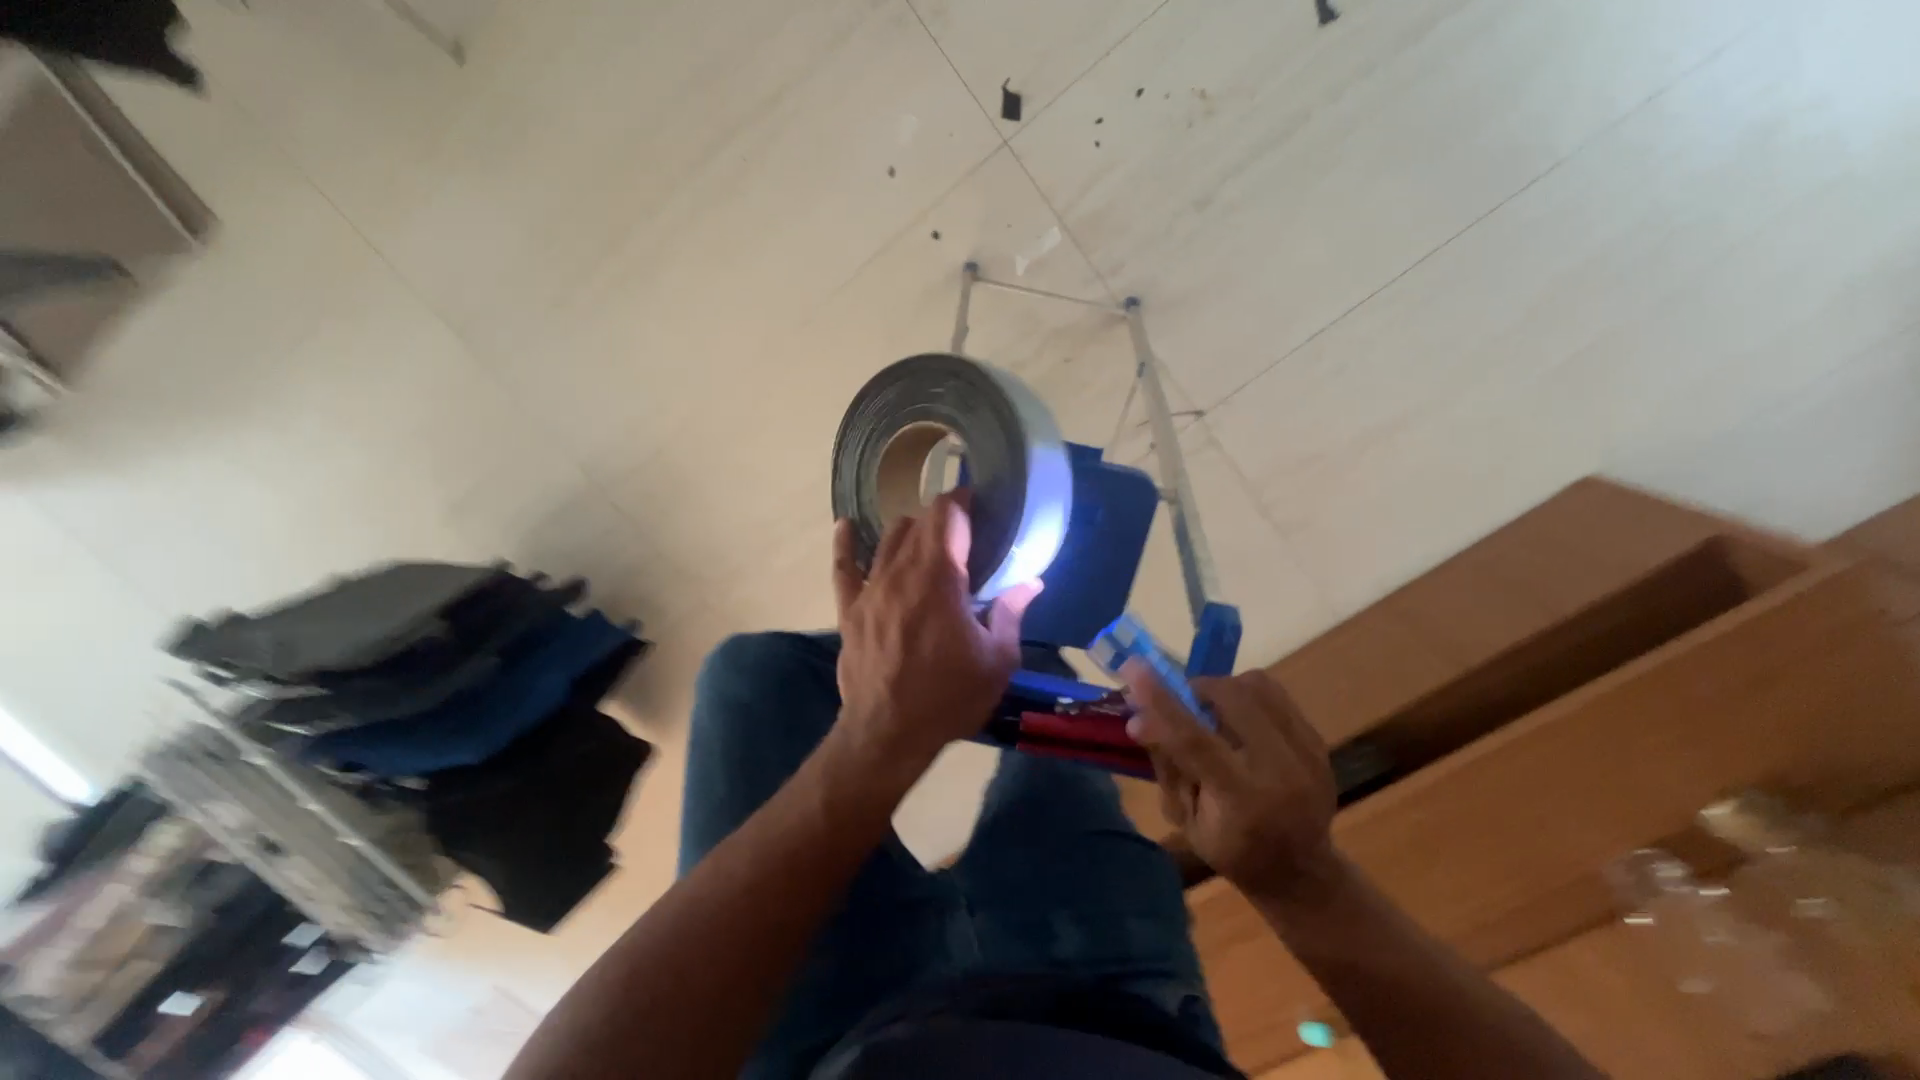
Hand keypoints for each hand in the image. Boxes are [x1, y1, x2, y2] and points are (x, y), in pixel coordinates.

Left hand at [831, 493, 1041, 767]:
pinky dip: (846, 543)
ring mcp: (871, 589)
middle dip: (943, 519)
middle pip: (919, 523)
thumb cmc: (950, 697)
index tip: (979, 502)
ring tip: (927, 541)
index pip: (948, 515)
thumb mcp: (997, 660)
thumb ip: (1011, 614)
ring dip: (910, 532)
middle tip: (964, 532)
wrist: (889, 734)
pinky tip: (846, 526)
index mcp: (941, 577)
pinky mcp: (849, 610)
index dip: (964, 501)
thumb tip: (1031, 582)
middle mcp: (902, 572)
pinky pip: (843, 567)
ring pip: (888, 539)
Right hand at [1121, 663, 1340, 904]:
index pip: (1195, 740)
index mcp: (1242, 801)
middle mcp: (1280, 770)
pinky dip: (1245, 696)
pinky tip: (1235, 717)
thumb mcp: (1188, 820)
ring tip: (1208, 709)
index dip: (1162, 701)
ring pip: (1256, 686)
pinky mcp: (1318, 740)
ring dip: (1221, 688)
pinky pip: (1275, 695)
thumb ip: (1168, 767)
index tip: (1133, 669)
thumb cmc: (1233, 851)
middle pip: (1232, 698)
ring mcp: (1306, 752)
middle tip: (1175, 698)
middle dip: (1194, 688)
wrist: (1300, 870)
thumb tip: (1138, 718)